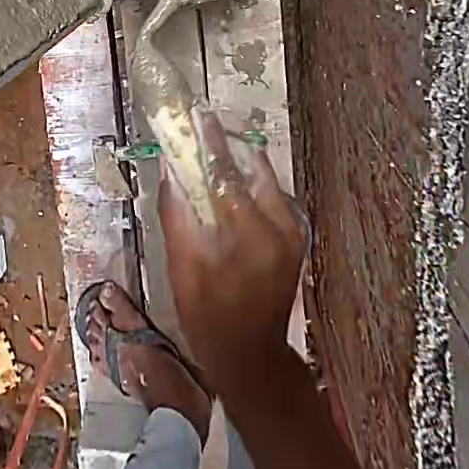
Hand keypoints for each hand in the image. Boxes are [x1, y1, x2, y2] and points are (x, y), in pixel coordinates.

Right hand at [157, 120, 306, 393]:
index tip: (199, 113)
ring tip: (214, 151)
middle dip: (227, 146)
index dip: (210, 141)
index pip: (228, 174)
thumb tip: (170, 167)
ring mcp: (294, 230)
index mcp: (251, 237)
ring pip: (266, 179)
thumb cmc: (208, 317)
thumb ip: (177, 215)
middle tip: (203, 129)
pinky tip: (231, 183)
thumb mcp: (182, 269)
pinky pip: (273, 195)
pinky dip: (251, 183)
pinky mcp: (297, 235)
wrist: (251, 354)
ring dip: (239, 162)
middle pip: (253, 168)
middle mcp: (280, 226)